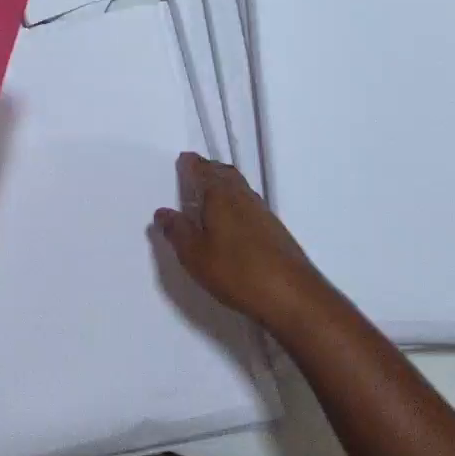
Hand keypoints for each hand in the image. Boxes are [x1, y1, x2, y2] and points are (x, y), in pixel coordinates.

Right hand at [154, 153, 329, 329]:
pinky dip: (236, 201)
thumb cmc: (236, 271)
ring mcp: (262, 211)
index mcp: (220, 195)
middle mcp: (242, 196)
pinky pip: (248, 203)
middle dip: (209, 169)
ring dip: (224, 184)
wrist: (291, 295)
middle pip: (224, 173)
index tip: (183, 160)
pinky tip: (232, 219)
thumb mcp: (195, 255)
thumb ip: (177, 231)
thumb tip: (163, 212)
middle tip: (195, 171)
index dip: (191, 165)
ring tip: (210, 194)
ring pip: (239, 187)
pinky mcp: (274, 229)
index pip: (203, 171)